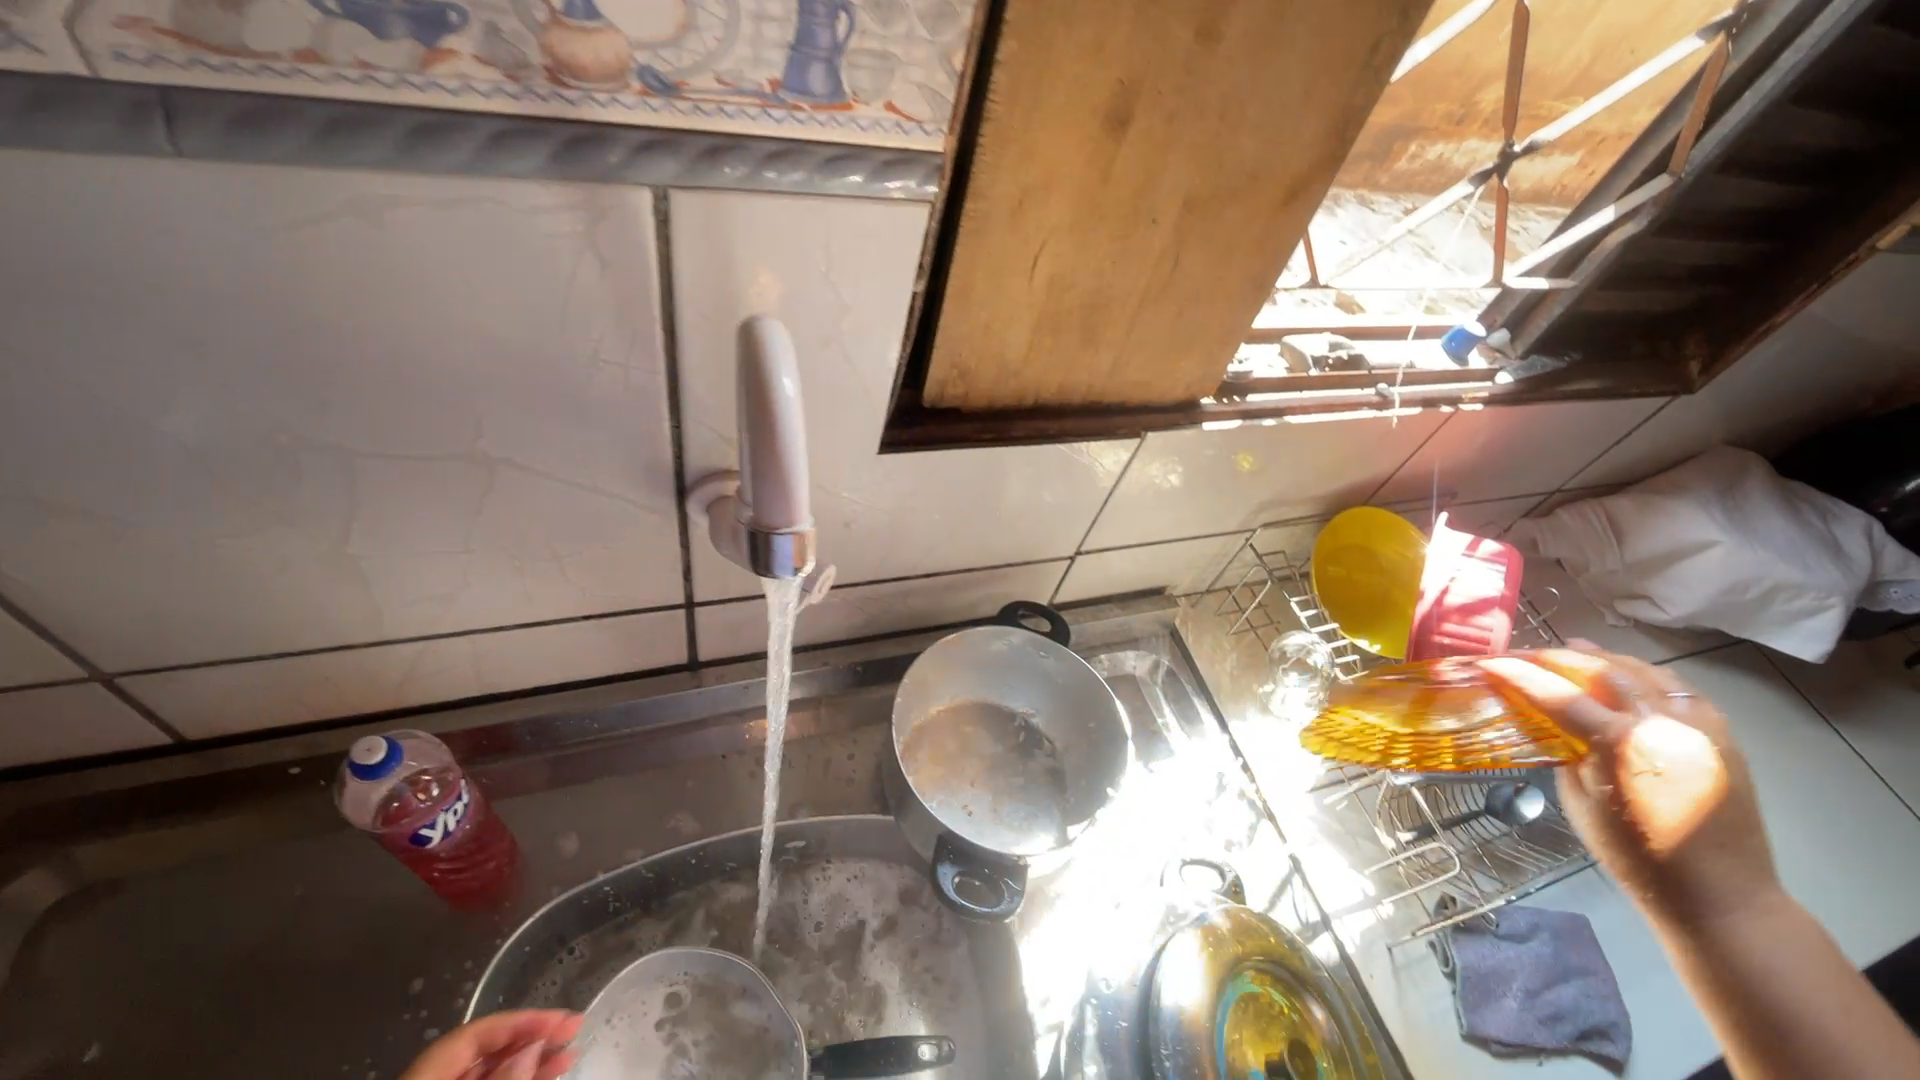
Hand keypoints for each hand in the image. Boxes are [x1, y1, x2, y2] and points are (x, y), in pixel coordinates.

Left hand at [400, 1009, 582, 1079]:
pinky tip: (549, 1074)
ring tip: (570, 1052)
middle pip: (484, 1050)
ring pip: (490, 1072)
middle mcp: (431, 1077)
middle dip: (531, 1037)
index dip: (518, 1021)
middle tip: (575, 1027)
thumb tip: (533, 1049)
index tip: (559, 1019)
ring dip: (532, 1060)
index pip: (473, 1034)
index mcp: (422, 1074)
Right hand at [1477, 645, 1780, 930]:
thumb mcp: (1579, 802)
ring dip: (1604, 659)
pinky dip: (1643, 676)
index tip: (1489, 661)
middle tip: (1526, 654)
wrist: (1721, 896)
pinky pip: (1676, 688)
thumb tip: (1546, 721)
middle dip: (1559, 657)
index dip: (1519, 673)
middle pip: (1603, 669)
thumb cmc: (1635, 858)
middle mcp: (1663, 722)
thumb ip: (1564, 752)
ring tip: (1574, 651)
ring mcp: (1699, 724)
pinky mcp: (1722, 733)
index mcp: (1622, 743)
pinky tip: (1626, 678)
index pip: (1558, 694)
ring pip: (1644, 670)